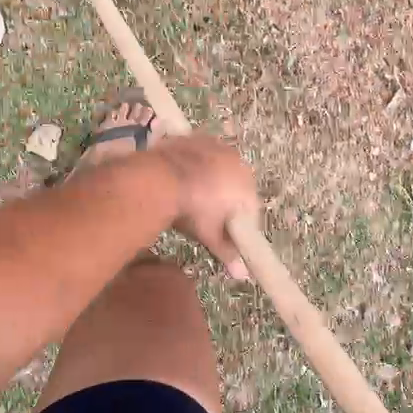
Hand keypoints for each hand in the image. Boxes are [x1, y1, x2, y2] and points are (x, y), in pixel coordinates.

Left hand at [154, 135, 259, 279]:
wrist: (162, 177)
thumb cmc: (193, 209)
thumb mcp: (210, 234)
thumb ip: (227, 252)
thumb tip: (243, 275)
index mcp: (247, 186)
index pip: (250, 209)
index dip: (238, 224)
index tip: (223, 234)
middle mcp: (237, 162)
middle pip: (235, 186)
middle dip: (223, 200)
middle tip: (203, 216)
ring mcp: (216, 145)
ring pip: (217, 168)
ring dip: (209, 180)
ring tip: (189, 196)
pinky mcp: (195, 137)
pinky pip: (199, 154)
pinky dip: (193, 165)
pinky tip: (179, 178)